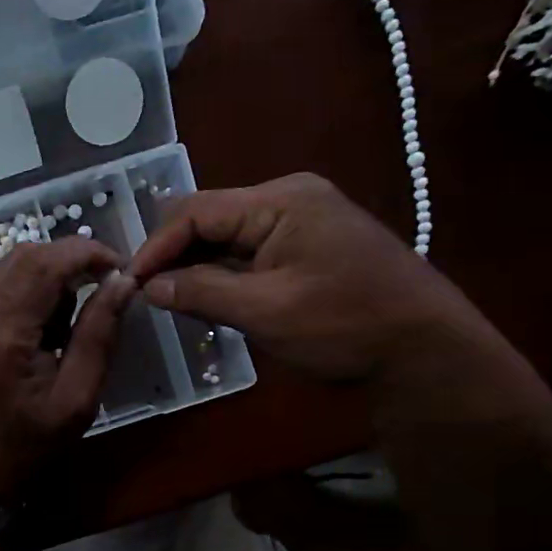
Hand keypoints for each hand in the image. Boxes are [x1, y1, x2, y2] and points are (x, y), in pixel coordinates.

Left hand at [0, 237, 136, 499]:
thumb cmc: (28, 445)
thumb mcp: (77, 397)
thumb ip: (99, 333)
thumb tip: (123, 280)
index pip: (44, 262)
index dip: (87, 253)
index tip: (119, 269)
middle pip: (24, 258)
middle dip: (67, 266)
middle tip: (98, 297)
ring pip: (7, 269)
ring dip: (45, 282)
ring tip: (64, 328)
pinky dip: (22, 296)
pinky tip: (36, 334)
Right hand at [127, 173, 508, 388]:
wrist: (421, 351)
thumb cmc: (344, 325)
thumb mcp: (264, 310)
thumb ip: (200, 292)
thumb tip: (147, 286)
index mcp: (280, 201)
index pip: (197, 211)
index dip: (156, 246)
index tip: (129, 284)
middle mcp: (287, 200)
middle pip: (209, 220)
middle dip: (173, 256)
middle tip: (143, 296)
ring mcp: (298, 223)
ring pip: (224, 240)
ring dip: (194, 269)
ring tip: (166, 303)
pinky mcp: (303, 249)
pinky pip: (246, 255)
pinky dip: (220, 277)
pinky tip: (202, 302)